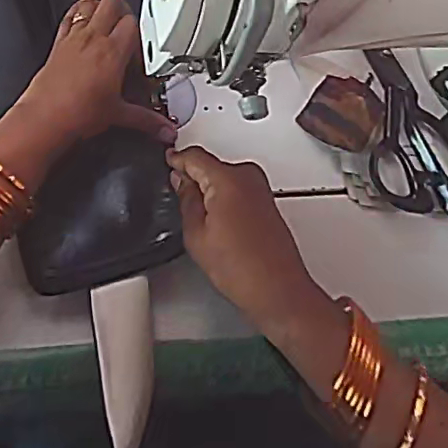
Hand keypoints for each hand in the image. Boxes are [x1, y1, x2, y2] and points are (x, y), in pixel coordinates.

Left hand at [6, 0, 177, 152]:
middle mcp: (93, 39)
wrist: (45, 118)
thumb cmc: (77, 114)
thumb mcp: (118, 115)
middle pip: (112, 4)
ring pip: (89, 5)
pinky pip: (68, 17)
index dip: (140, 31)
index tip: (140, 48)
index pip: (133, 23)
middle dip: (123, 11)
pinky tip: (81, 15)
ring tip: (107, 20)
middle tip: (127, 27)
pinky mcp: (58, 44)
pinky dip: (77, 12)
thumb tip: (162, 128)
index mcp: (112, 52)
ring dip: (100, 8)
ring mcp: (74, 39)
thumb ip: (146, 119)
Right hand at [167, 146, 330, 337]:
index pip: (194, 156)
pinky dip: (226, 198)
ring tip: (204, 222)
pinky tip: (222, 226)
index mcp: (227, 179)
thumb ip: (185, 199)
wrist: (279, 292)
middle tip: (181, 199)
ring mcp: (261, 187)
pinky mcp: (268, 200)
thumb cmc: (244, 269)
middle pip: (210, 165)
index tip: (169, 160)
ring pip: (224, 177)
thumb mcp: (196, 235)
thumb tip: (181, 182)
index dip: (176, 159)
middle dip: (194, 177)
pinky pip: (238, 188)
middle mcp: (247, 176)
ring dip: (211, 189)